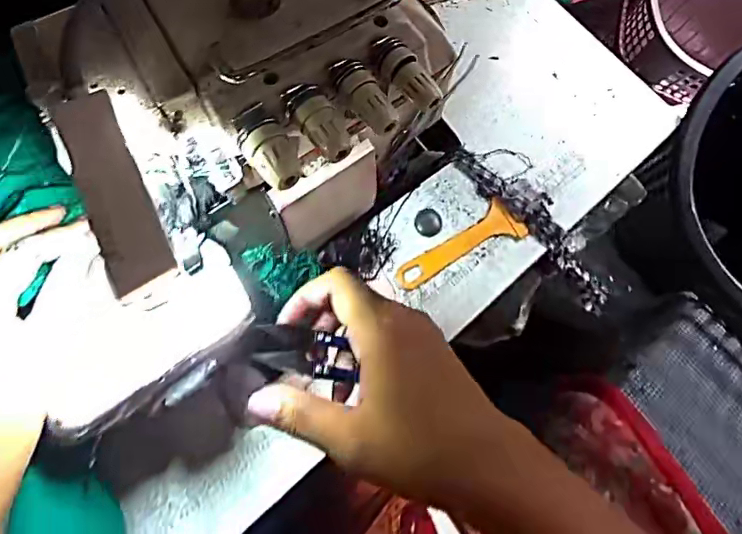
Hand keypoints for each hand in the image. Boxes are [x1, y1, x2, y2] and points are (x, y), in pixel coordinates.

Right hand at [242, 268, 527, 507]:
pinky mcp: (432, 347)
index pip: (336, 282)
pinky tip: (362, 393)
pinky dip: (368, 348)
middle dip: (320, 324)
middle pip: (352, 297)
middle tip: (303, 361)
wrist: (481, 459)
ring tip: (330, 386)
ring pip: (371, 316)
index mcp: (380, 327)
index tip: (288, 329)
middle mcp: (403, 318)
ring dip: (343, 340)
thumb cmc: (419, 446)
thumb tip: (260, 400)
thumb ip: (299, 413)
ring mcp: (421, 331)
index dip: (304, 298)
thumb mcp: (348, 437)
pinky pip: (392, 331)